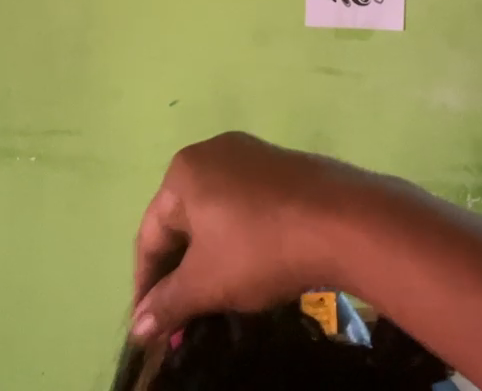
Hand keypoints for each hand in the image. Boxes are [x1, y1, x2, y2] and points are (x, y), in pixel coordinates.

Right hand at [130, 132, 368, 341]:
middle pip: (182, 222)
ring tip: (214, 302)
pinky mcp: (282, 167)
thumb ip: (167, 303)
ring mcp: (252, 155)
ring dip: (209, 261)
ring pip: (215, 215)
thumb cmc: (260, 247)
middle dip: (179, 275)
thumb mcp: (207, 283)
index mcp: (184, 171)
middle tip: (181, 321)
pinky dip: (238, 240)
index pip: (149, 235)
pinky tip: (250, 270)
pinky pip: (245, 207)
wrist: (342, 219)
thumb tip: (139, 326)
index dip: (146, 286)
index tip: (149, 328)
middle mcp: (213, 152)